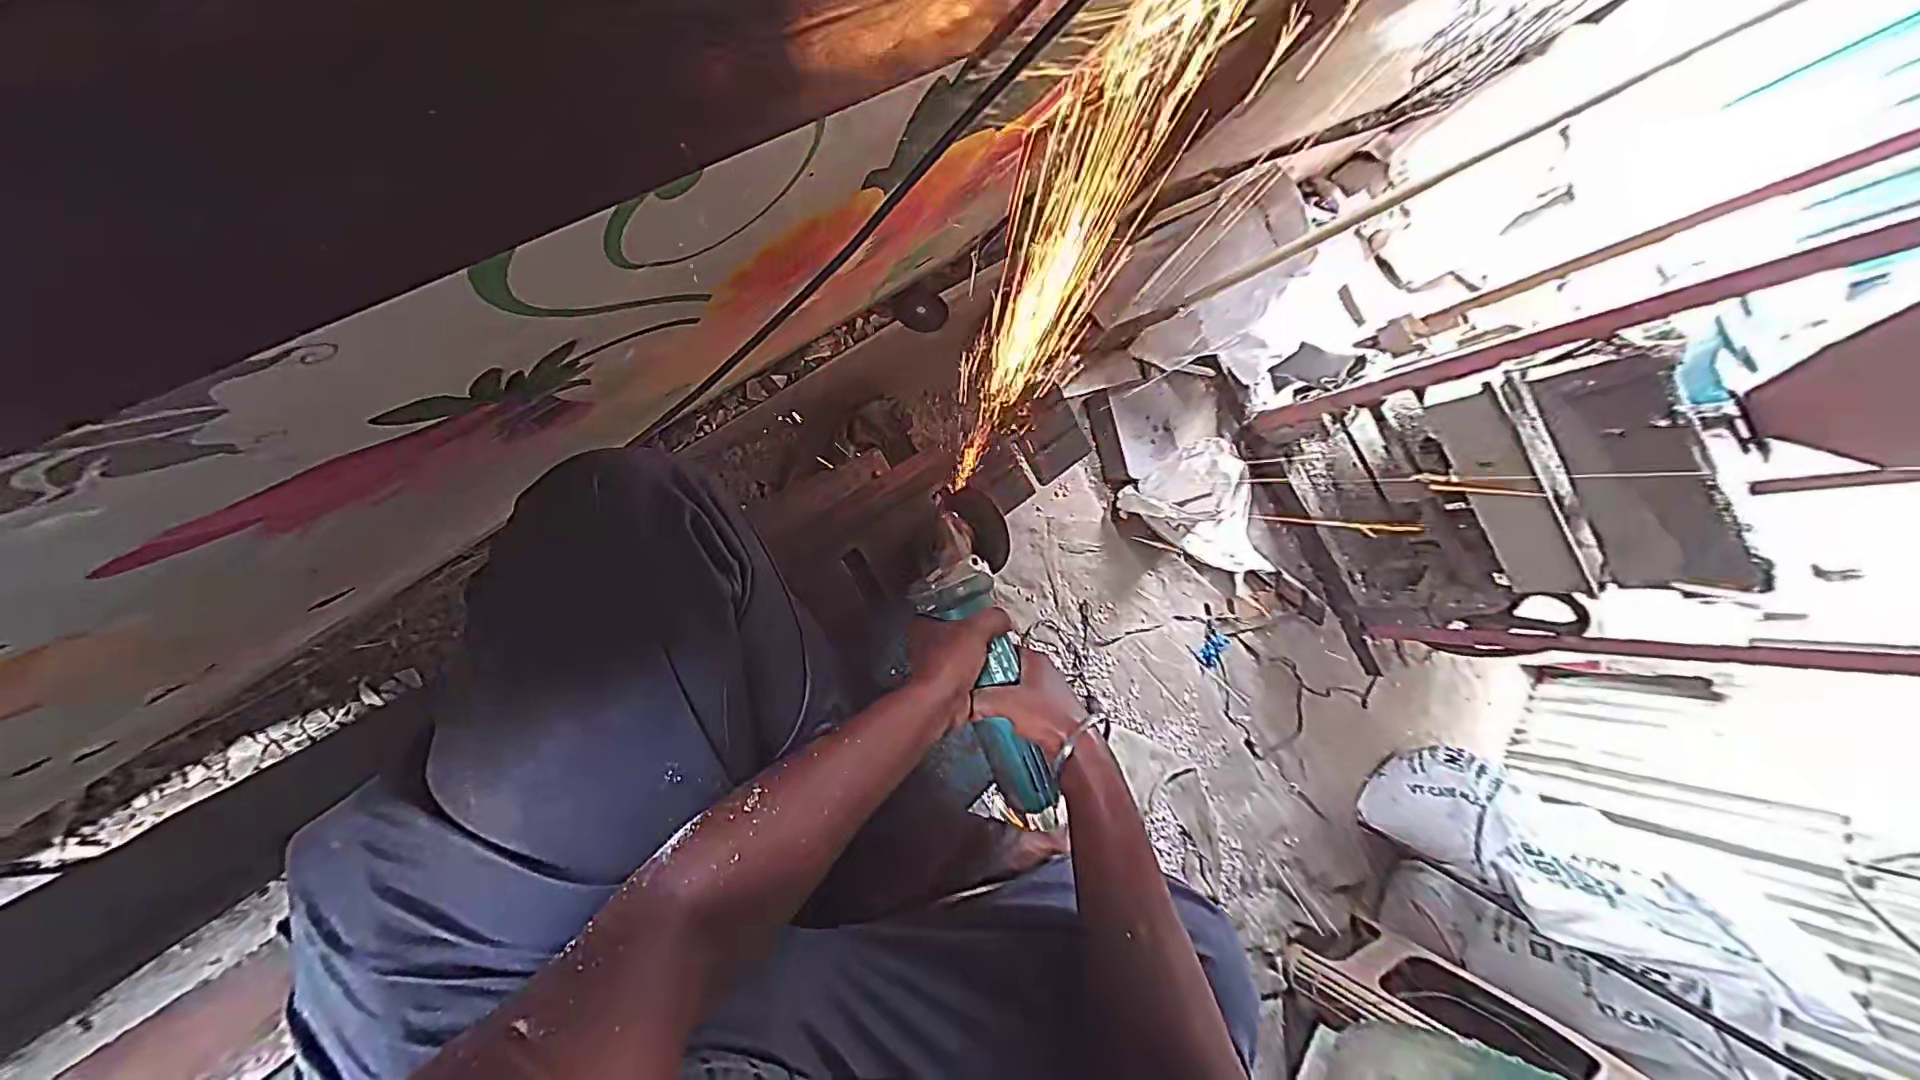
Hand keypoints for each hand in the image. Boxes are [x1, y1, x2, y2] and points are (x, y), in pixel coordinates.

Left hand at [906, 607, 1013, 729]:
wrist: (942, 705)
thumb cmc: (947, 665)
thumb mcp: (976, 629)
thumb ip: (993, 618)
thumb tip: (1004, 619)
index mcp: (924, 627)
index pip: (949, 613)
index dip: (970, 615)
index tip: (987, 619)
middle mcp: (927, 649)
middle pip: (962, 639)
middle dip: (981, 643)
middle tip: (997, 642)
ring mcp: (938, 672)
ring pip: (969, 662)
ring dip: (985, 665)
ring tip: (1000, 662)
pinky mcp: (949, 692)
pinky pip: (973, 683)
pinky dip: (985, 684)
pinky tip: (996, 681)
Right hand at [970, 647, 1087, 757]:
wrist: (1073, 744)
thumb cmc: (1050, 718)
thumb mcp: (1005, 703)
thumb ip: (982, 698)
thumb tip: (968, 700)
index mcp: (1035, 659)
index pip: (1005, 649)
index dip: (988, 658)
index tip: (975, 667)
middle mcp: (1044, 670)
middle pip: (1010, 670)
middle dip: (995, 681)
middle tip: (982, 691)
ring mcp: (1048, 689)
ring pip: (1017, 688)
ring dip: (1005, 697)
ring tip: (995, 707)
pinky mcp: (1050, 707)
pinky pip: (1025, 704)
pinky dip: (1016, 710)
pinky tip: (1010, 720)